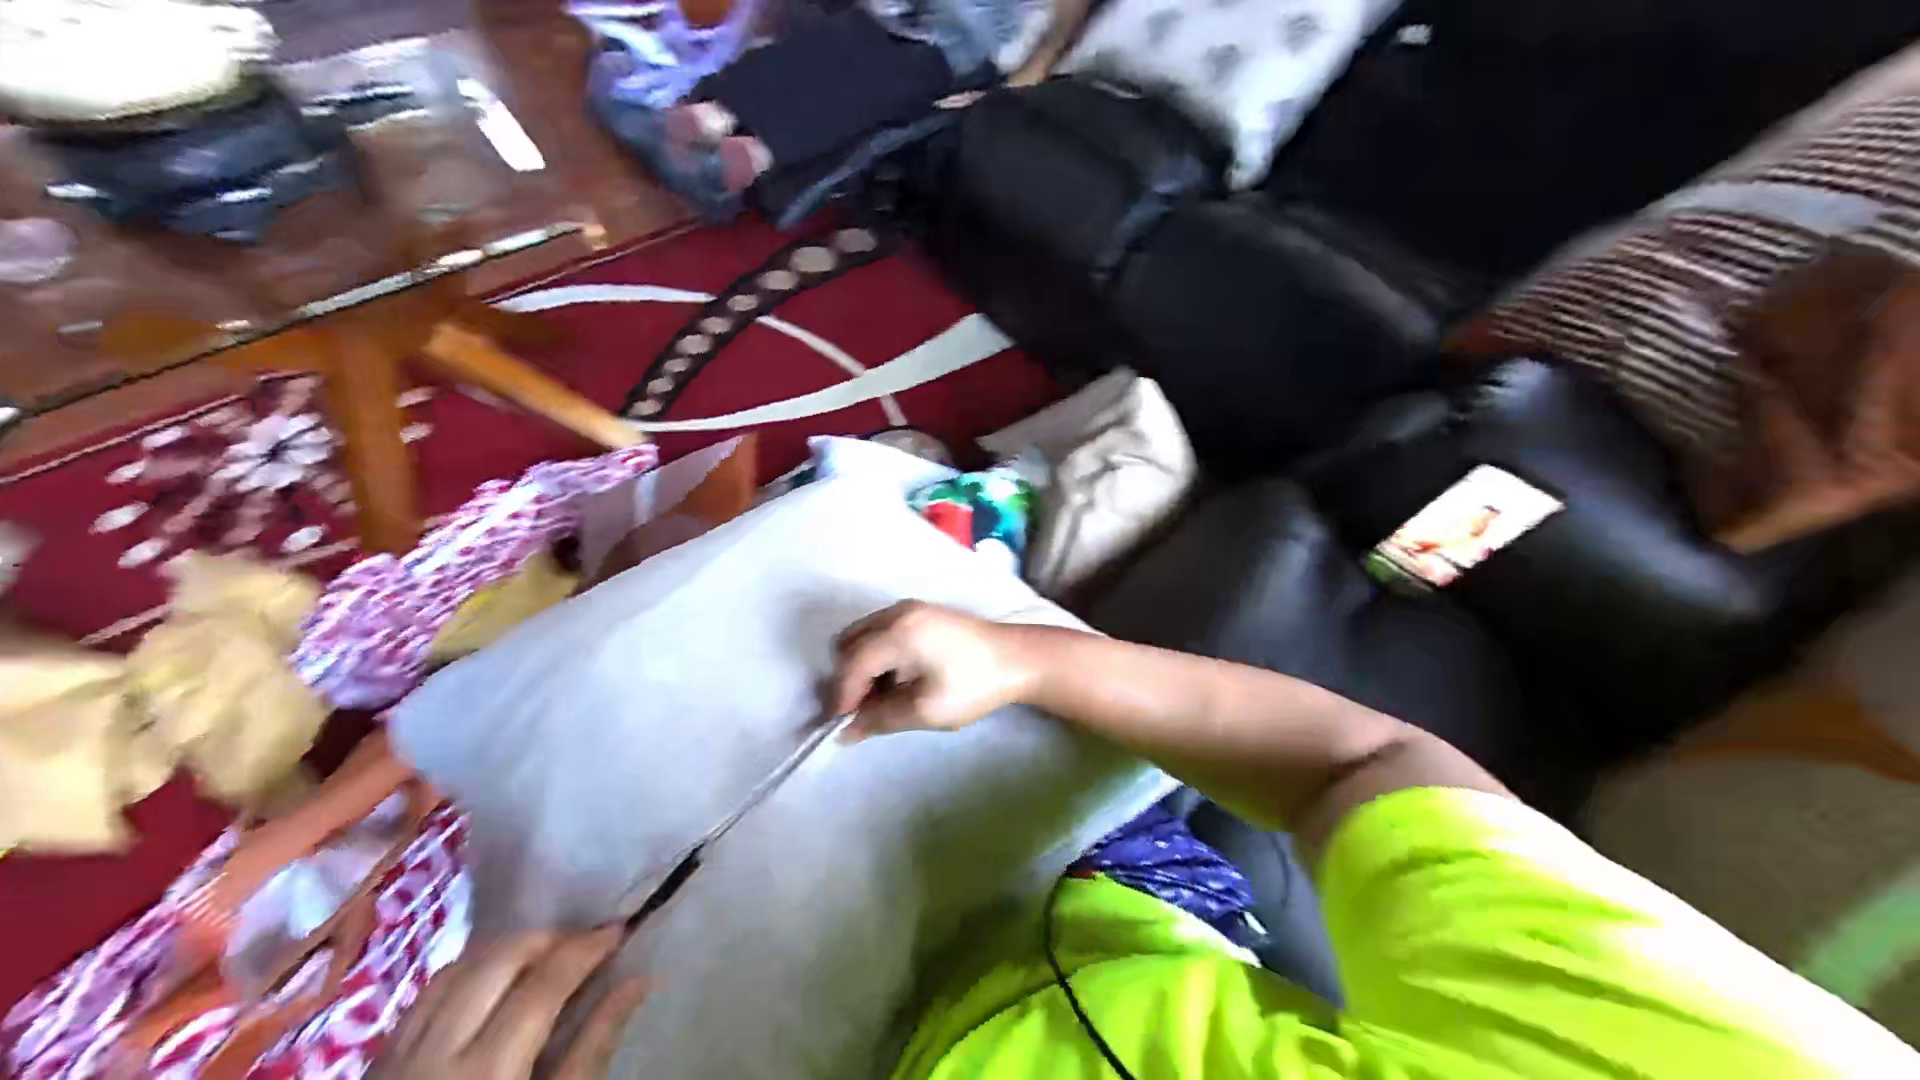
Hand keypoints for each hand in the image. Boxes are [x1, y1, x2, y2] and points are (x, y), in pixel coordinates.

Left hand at [372, 928, 648, 1079]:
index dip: (586, 949)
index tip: (620, 931)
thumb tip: (636, 981)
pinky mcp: (378, 1064)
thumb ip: (593, 1046)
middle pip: (498, 963)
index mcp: (486, 1074)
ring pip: (458, 969)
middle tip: (586, 942)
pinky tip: (495, 981)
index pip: (543, 986)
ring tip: (545, 955)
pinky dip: (469, 973)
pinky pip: (427, 996)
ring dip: (508, 951)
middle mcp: (434, 1056)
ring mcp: (397, 1059)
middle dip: (550, 939)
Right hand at [829, 601, 1038, 739]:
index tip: (840, 725)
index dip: (841, 696)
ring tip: (879, 700)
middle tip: (860, 713)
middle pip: (849, 644)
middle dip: (847, 680)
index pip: (851, 663)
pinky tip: (895, 680)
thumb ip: (880, 719)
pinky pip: (880, 632)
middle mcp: (896, 612)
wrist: (1018, 658)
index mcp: (897, 632)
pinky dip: (876, 656)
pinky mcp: (920, 613)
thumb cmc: (973, 685)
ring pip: (863, 636)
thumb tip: (845, 732)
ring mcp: (908, 608)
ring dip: (861, 668)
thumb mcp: (926, 710)